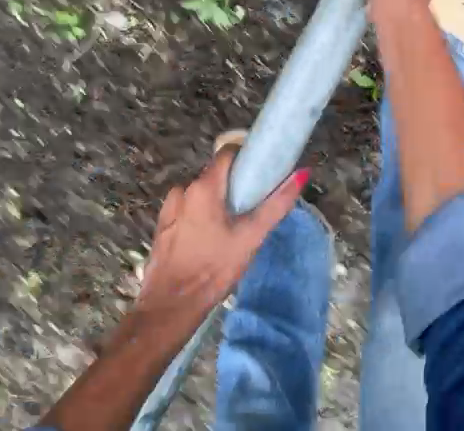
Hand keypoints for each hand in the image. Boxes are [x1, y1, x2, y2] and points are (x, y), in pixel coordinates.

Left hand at [135, 145, 307, 318]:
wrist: (169, 309)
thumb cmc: (213, 269)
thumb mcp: (252, 236)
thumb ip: (278, 203)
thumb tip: (302, 173)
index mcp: (204, 187)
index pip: (227, 153)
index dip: (246, 158)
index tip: (262, 173)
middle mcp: (182, 191)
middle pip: (215, 176)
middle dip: (234, 186)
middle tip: (251, 208)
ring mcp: (168, 210)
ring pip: (200, 195)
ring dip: (216, 204)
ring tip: (231, 228)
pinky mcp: (161, 228)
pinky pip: (187, 211)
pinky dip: (200, 218)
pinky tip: (209, 241)